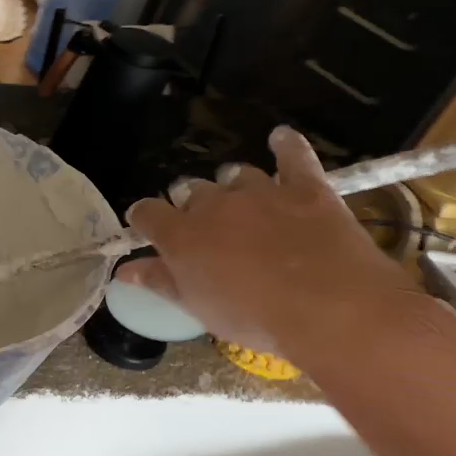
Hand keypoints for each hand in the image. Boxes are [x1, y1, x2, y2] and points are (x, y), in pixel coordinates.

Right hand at [116, 126, 420, 356]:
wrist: (332, 308)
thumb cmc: (255, 317)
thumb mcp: (197, 308)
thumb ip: (159, 281)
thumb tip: (124, 270)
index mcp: (180, 235)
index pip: (146, 212)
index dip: (144, 217)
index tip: (147, 226)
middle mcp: (213, 204)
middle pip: (191, 190)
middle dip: (192, 204)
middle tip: (207, 230)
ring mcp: (260, 191)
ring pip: (235, 175)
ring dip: (233, 186)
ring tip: (243, 204)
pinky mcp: (305, 188)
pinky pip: (293, 156)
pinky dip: (285, 145)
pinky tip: (280, 138)